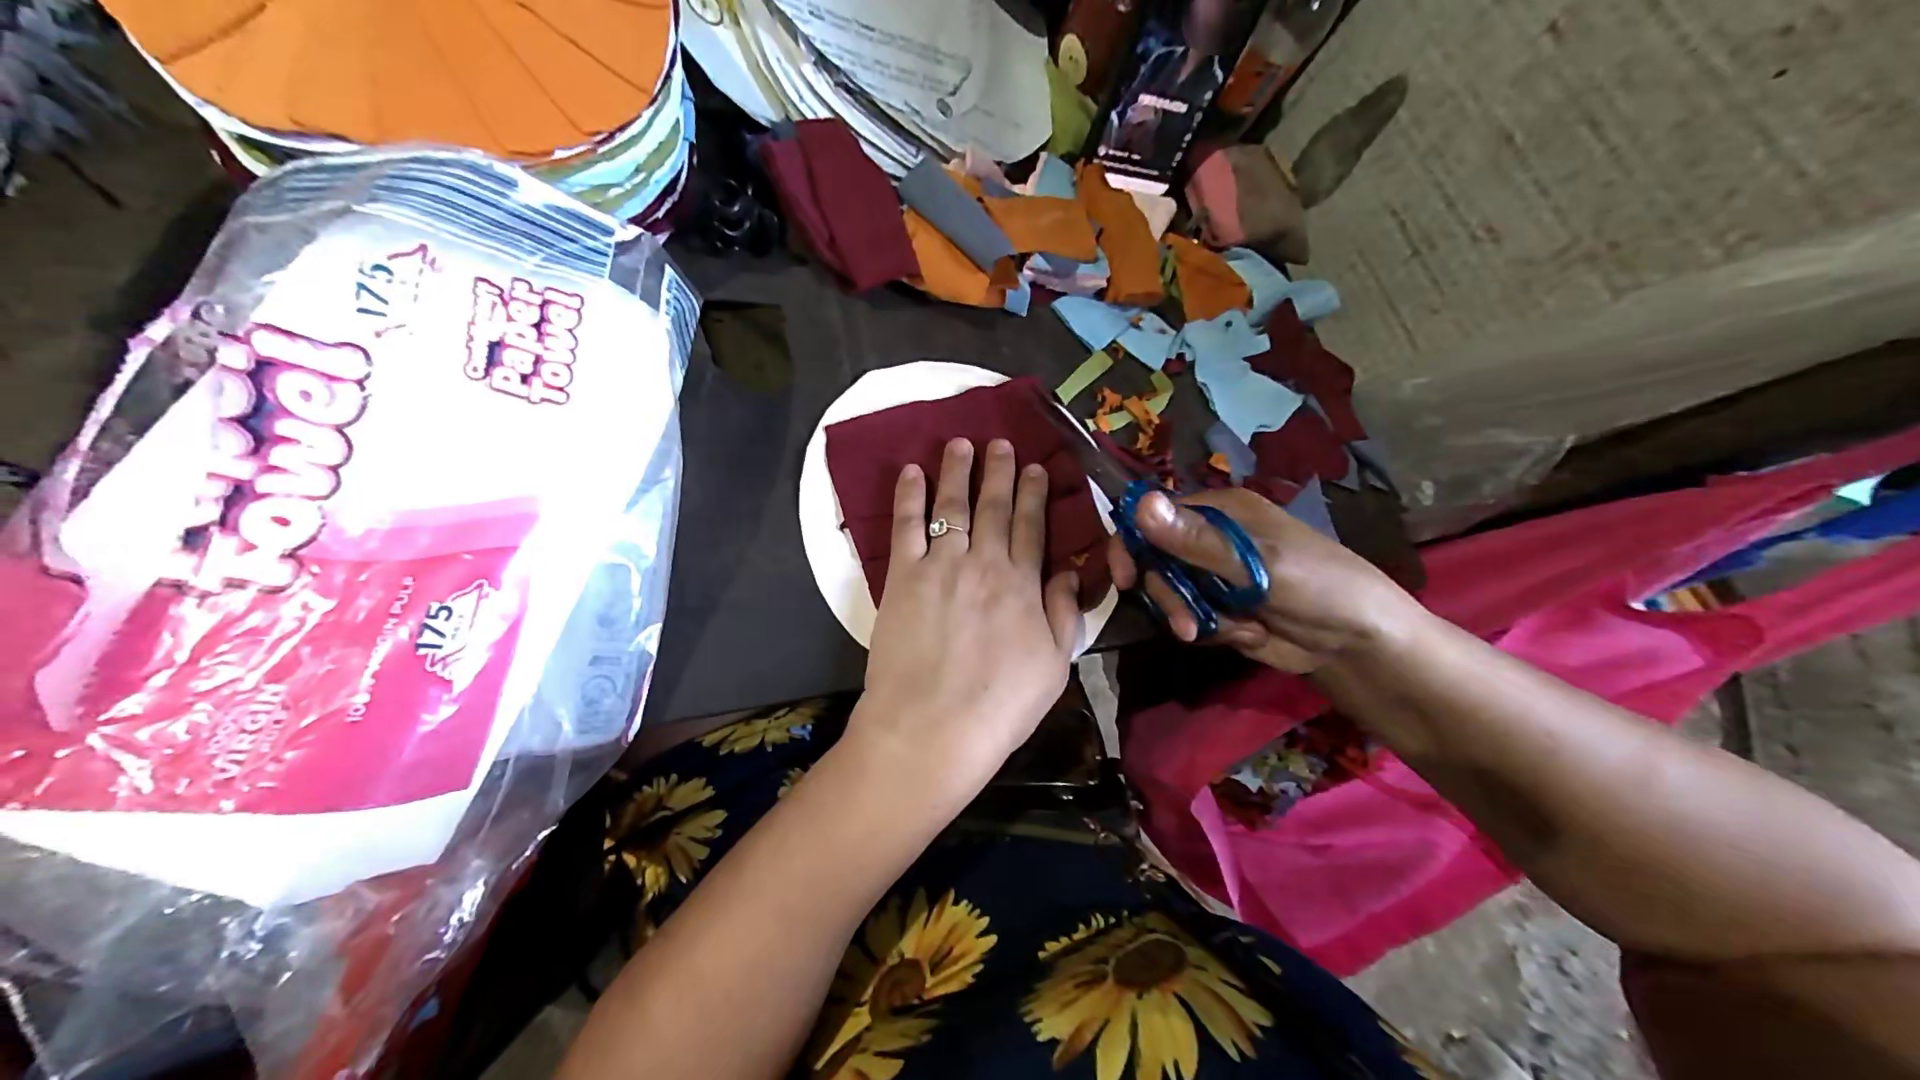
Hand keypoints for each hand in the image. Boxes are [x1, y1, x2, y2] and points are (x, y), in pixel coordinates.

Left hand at [852, 438, 1083, 796]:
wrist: (933, 726)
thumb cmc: (1000, 706)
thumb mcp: (1055, 666)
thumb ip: (1062, 613)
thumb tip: (1066, 570)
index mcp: (1023, 585)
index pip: (1032, 527)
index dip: (1035, 494)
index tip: (1036, 466)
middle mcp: (984, 564)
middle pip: (995, 507)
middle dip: (999, 471)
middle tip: (999, 442)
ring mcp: (941, 565)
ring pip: (953, 505)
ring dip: (957, 471)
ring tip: (960, 443)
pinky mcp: (903, 577)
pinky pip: (907, 525)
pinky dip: (909, 495)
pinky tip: (912, 472)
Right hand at [1106, 487, 1426, 672]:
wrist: (1359, 643)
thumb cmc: (1317, 585)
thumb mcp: (1256, 562)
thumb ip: (1195, 540)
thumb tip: (1138, 503)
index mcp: (1219, 510)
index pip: (1153, 516)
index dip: (1133, 544)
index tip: (1125, 579)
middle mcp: (1209, 538)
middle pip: (1155, 560)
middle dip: (1169, 595)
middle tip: (1188, 624)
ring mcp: (1215, 575)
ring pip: (1169, 594)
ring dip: (1192, 617)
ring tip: (1234, 631)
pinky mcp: (1220, 608)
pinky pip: (1190, 618)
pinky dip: (1213, 630)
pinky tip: (1248, 634)